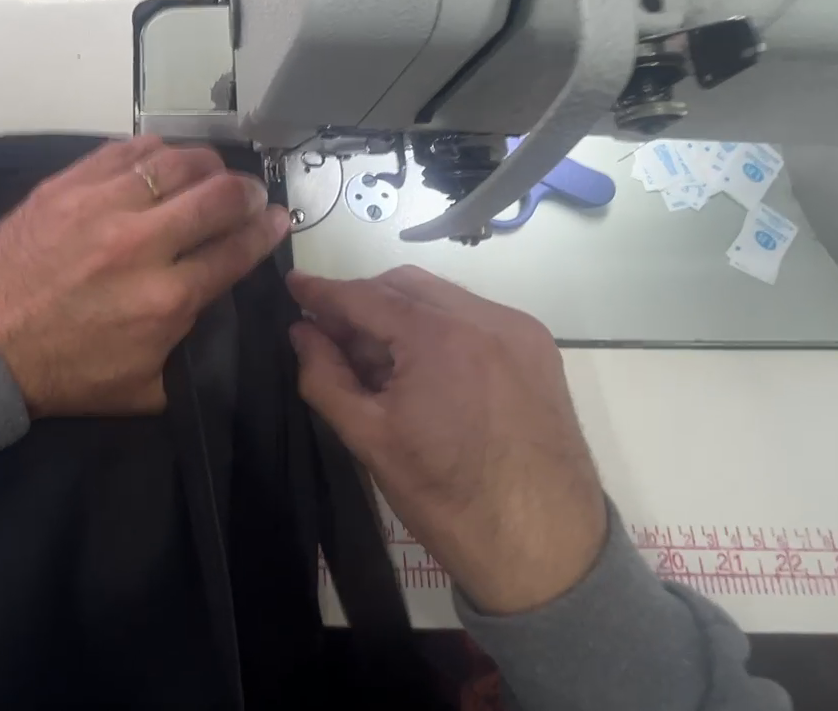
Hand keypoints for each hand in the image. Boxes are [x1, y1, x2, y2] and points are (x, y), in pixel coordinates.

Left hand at [0, 135, 289, 417]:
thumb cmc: (63, 374)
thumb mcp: (144, 387)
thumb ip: (188, 345)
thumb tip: (210, 300)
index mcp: (166, 299)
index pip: (235, 250)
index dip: (266, 230)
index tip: (277, 217)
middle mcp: (141, 244)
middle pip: (216, 196)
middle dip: (245, 191)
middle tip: (248, 193)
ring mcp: (100, 207)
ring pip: (174, 162)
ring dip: (205, 164)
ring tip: (210, 171)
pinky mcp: (66, 186)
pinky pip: (124, 151)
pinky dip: (154, 150)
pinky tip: (162, 158)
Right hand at [287, 266, 605, 614]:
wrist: (545, 551)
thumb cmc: (445, 496)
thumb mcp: (368, 436)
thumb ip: (324, 374)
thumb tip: (301, 332)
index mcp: (442, 337)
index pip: (367, 296)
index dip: (323, 291)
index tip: (292, 285)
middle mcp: (486, 319)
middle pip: (404, 285)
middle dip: (361, 301)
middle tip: (328, 335)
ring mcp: (519, 332)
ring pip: (440, 297)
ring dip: (398, 313)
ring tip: (374, 360)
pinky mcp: (539, 351)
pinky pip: (472, 317)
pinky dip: (436, 327)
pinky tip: (419, 368)